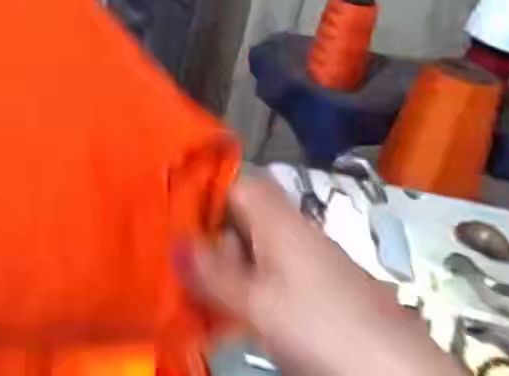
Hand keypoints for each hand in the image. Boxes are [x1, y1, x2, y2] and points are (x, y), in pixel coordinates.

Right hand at [182, 178, 458, 375]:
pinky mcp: (340, 304)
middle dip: (210, 233)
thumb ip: (209, 271)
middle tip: (180, 257)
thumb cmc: (323, 327)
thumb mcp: (253, 301)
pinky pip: (283, 282)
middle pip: (244, 217)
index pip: (232, 180)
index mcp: (280, 220)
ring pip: (262, 252)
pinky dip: (259, 291)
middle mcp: (302, 235)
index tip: (168, 204)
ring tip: (204, 291)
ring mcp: (325, 270)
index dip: (199, 186)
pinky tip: (246, 315)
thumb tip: (172, 244)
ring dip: (232, 267)